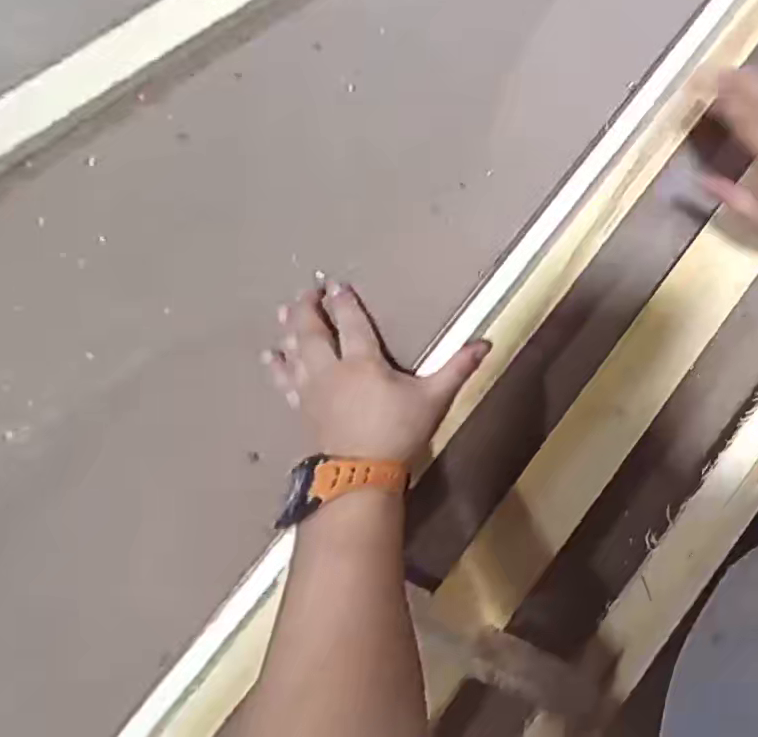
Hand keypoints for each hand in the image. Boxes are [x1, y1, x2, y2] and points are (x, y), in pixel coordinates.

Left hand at [262, 281, 487, 461]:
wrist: (357, 472)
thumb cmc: (399, 429)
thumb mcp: (436, 396)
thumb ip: (459, 367)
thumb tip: (487, 342)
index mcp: (362, 364)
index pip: (351, 326)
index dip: (345, 304)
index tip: (337, 285)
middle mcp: (331, 371)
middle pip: (312, 334)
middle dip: (308, 311)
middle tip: (305, 291)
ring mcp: (311, 390)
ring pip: (294, 353)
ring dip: (289, 330)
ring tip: (284, 311)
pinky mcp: (301, 407)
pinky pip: (284, 378)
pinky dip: (277, 364)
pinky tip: (271, 356)